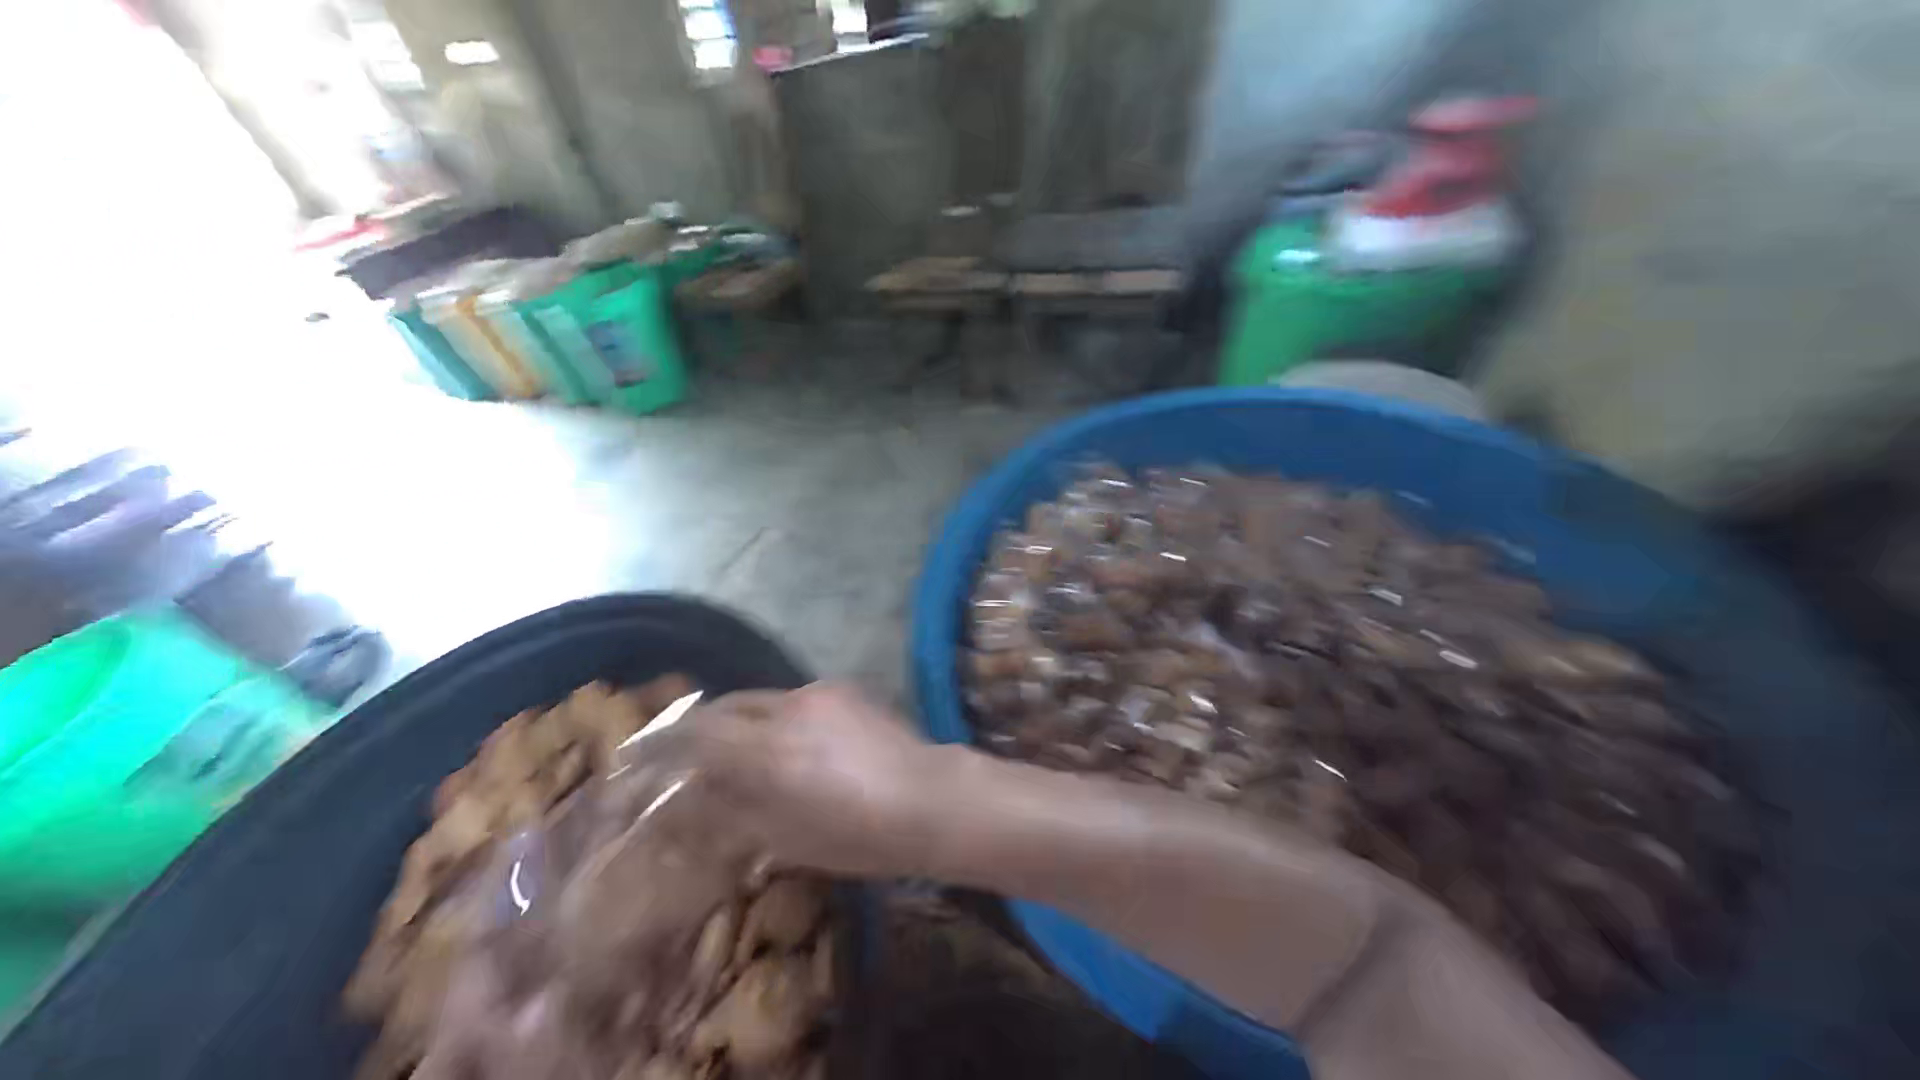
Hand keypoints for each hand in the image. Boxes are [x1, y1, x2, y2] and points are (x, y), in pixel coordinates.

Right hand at [630, 682, 949, 877]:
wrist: (933, 798)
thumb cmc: (860, 836)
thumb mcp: (788, 839)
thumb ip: (735, 810)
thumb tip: (696, 796)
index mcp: (769, 753)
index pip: (696, 735)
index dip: (660, 744)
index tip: (637, 756)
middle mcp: (788, 709)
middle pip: (724, 707)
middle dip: (698, 727)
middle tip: (685, 754)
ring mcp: (820, 693)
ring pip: (760, 700)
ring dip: (741, 722)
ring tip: (743, 753)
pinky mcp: (845, 688)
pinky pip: (794, 699)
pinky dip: (777, 718)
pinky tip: (793, 744)